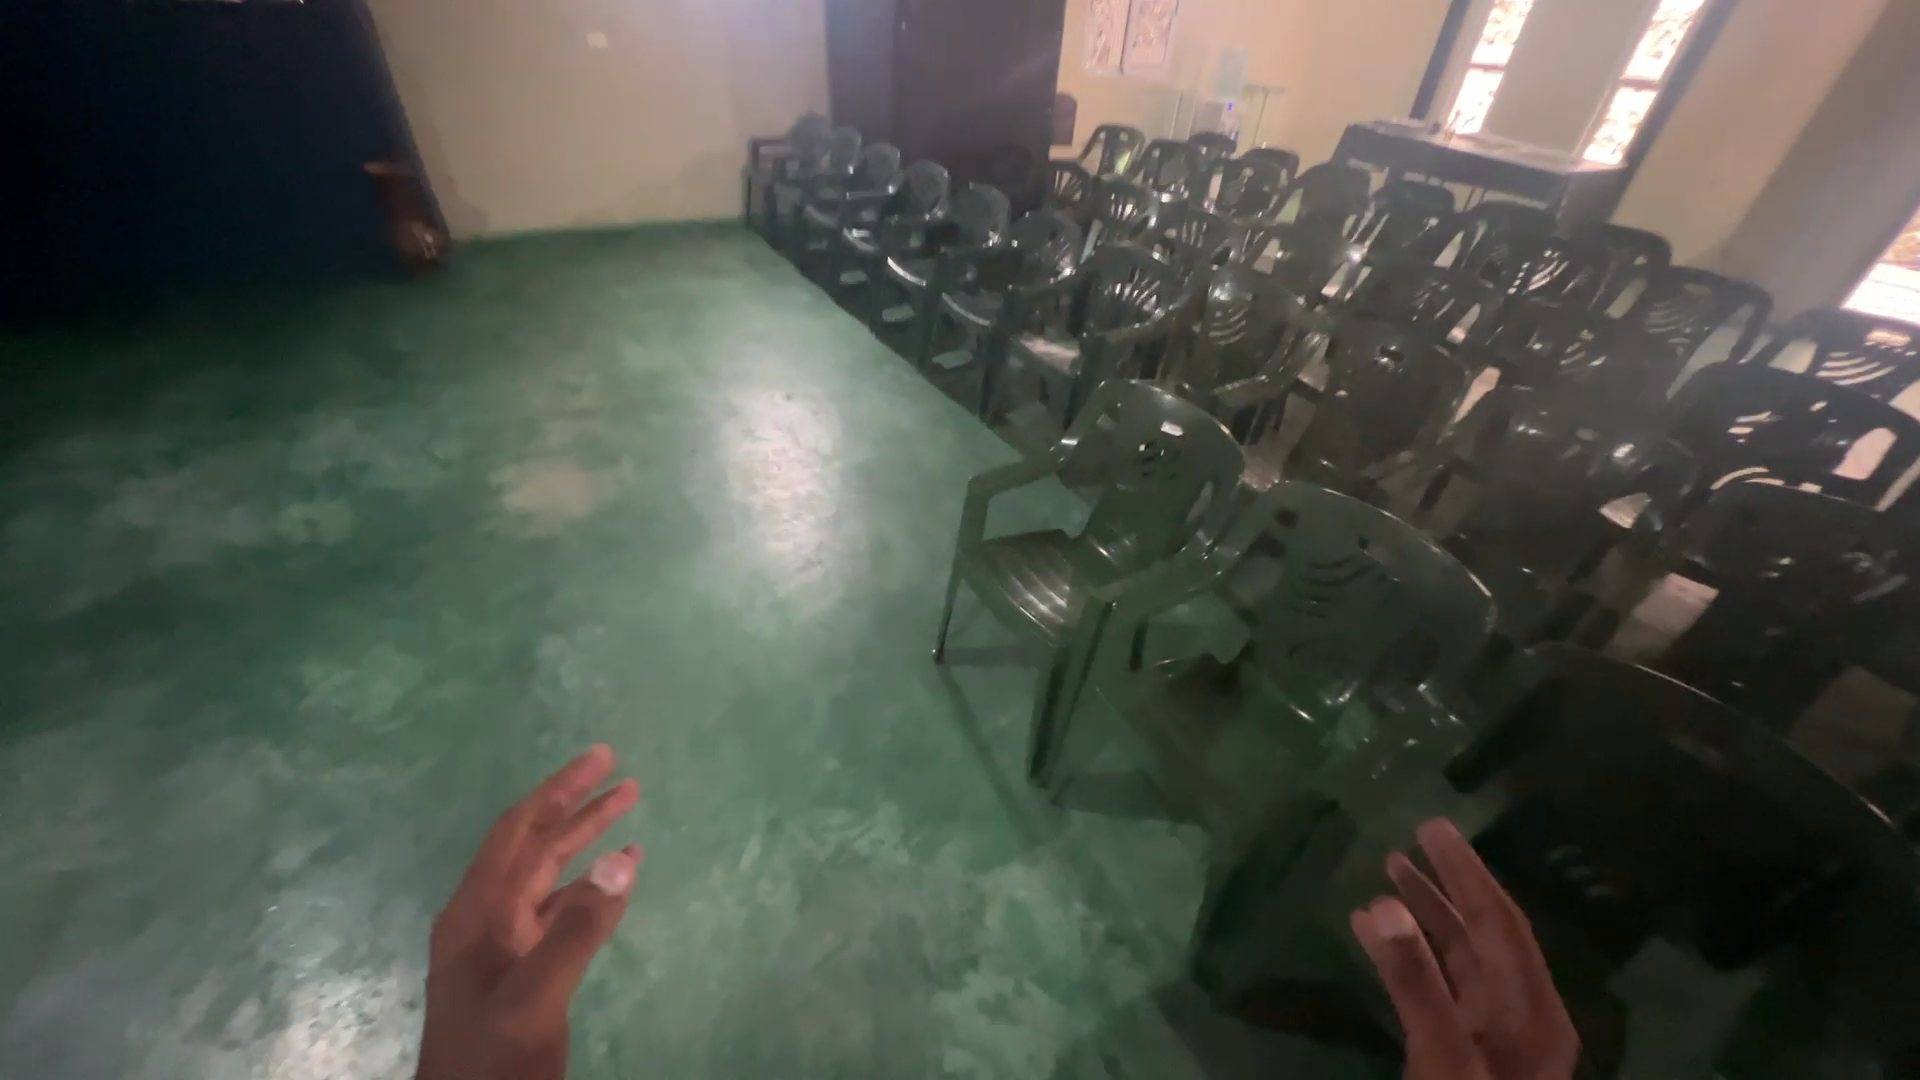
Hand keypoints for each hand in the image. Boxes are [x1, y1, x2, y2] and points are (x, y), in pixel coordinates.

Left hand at [417, 745, 641, 1079]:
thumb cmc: (493, 1063)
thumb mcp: (536, 999)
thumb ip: (579, 928)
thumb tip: (624, 858)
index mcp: (478, 914)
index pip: (520, 831)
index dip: (559, 790)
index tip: (602, 757)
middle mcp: (487, 917)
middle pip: (535, 843)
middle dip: (578, 804)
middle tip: (622, 772)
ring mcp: (504, 942)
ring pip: (550, 870)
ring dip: (587, 836)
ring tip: (629, 804)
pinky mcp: (523, 964)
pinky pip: (561, 904)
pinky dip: (592, 880)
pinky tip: (622, 871)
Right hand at [1351, 819, 1578, 1079]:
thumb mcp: (1442, 1059)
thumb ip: (1414, 982)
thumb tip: (1381, 903)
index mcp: (1530, 1012)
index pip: (1499, 922)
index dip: (1467, 871)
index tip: (1433, 826)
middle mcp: (1520, 1015)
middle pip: (1485, 932)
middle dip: (1449, 882)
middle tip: (1413, 834)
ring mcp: (1495, 1035)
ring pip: (1462, 954)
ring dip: (1428, 911)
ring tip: (1389, 870)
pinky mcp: (1467, 1050)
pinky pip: (1441, 981)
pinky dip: (1410, 948)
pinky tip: (1375, 932)